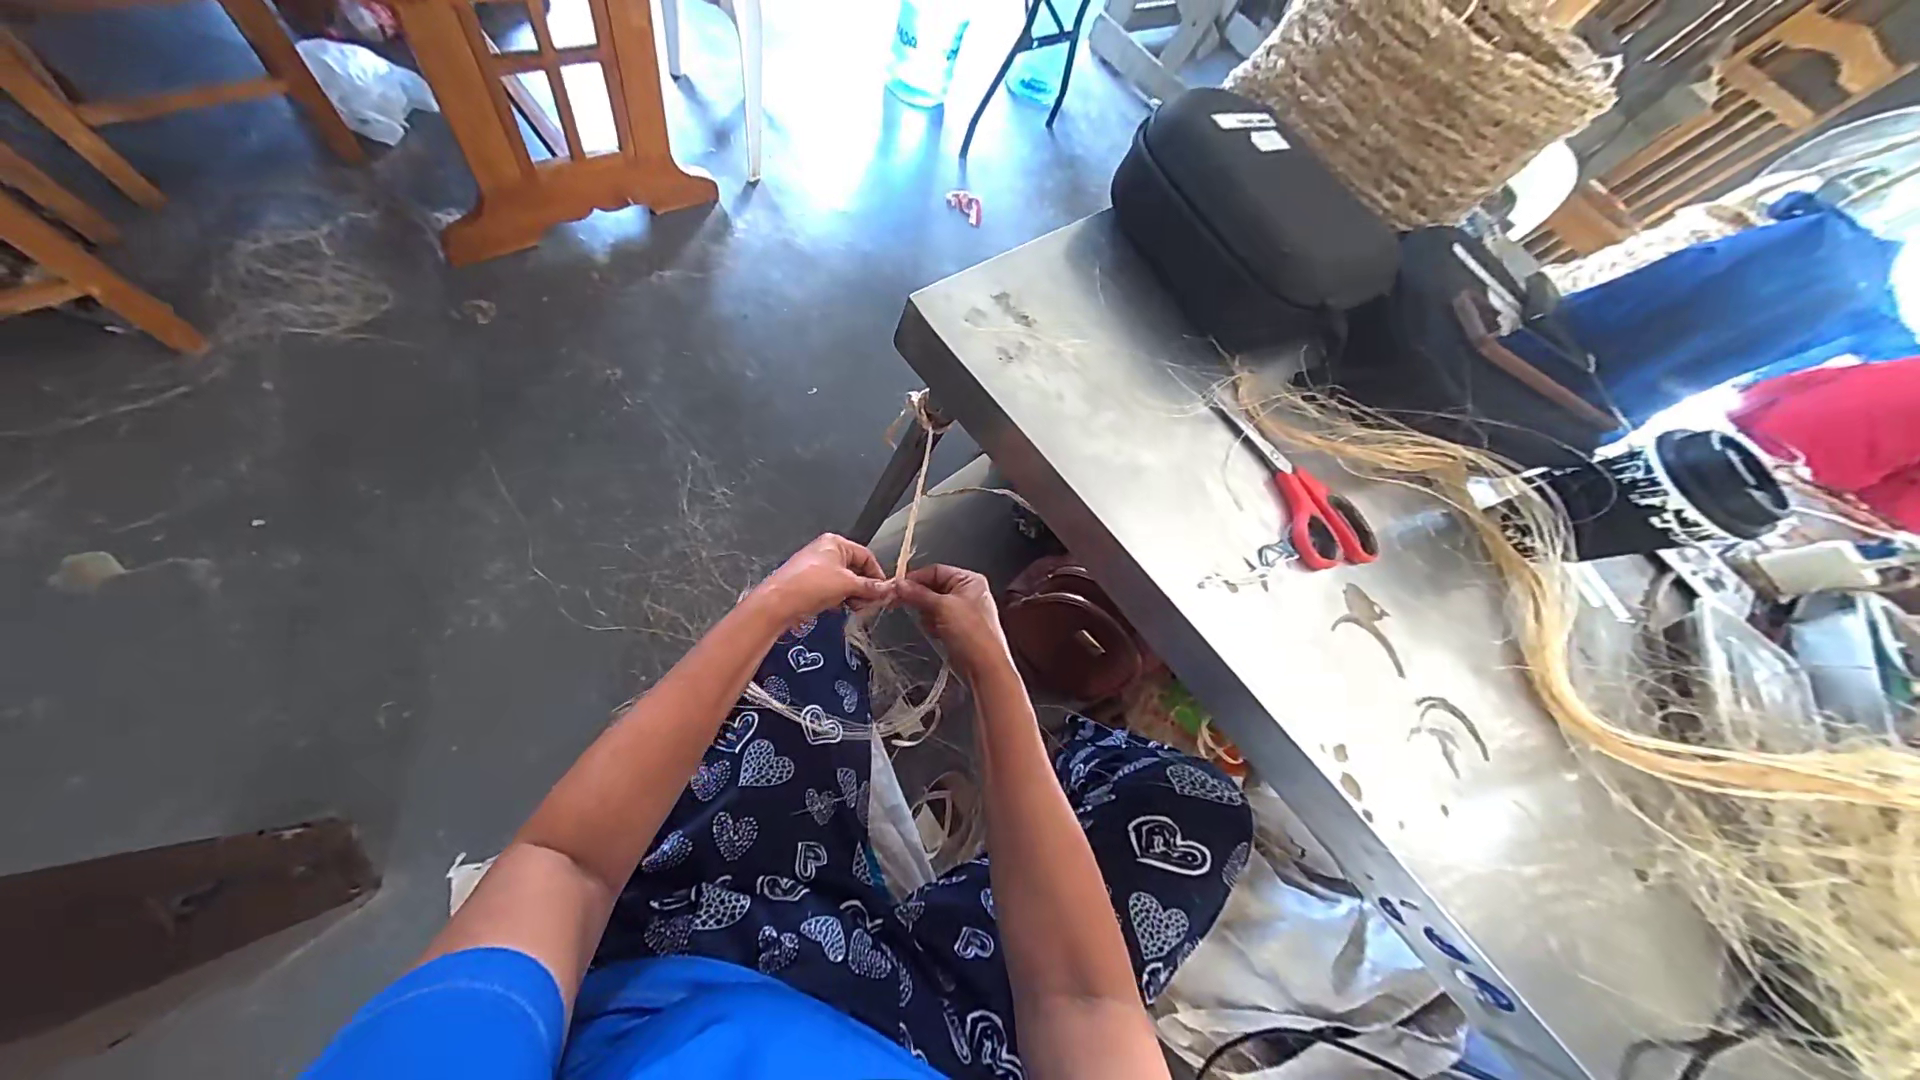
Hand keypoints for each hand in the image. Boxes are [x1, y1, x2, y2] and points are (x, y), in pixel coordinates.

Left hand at [750, 534, 892, 628]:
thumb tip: (888, 590)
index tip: (883, 592)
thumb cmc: (812, 586)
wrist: (778, 603)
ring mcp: (816, 567)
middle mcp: (826, 551)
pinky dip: (840, 598)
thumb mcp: (847, 584)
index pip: (867, 556)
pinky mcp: (810, 583)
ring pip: (845, 581)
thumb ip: (870, 587)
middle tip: (869, 603)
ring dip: (853, 595)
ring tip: (854, 608)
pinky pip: (832, 589)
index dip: (877, 575)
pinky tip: (840, 608)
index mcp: (836, 543)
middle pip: (856, 569)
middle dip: (865, 587)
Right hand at [896, 564, 1013, 678]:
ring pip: (932, 605)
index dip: (916, 578)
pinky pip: (936, 620)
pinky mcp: (956, 628)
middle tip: (901, 602)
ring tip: (931, 624)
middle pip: (932, 587)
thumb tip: (900, 584)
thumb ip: (919, 594)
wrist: (984, 668)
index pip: (936, 571)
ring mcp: (961, 611)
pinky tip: (936, 633)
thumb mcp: (943, 608)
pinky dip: (931, 625)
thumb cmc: (972, 634)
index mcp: (969, 581)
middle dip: (920, 598)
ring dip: (926, 614)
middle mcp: (967, 593)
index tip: (897, 586)